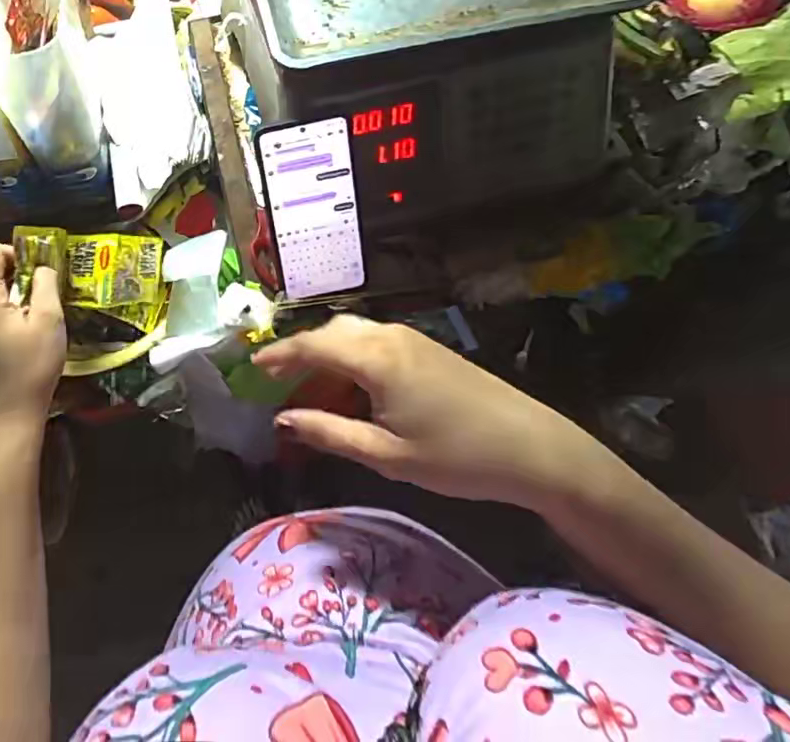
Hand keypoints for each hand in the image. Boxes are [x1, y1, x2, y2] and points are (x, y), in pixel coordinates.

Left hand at [0, 244, 65, 422]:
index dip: (15, 251)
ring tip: (39, 312)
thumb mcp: (49, 319)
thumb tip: (42, 266)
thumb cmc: (32, 365)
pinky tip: (27, 330)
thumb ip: (45, 284)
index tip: (37, 268)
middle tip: (44, 291)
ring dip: (16, 294)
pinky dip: (9, 311)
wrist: (11, 413)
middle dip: (19, 274)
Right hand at [255, 316, 613, 508]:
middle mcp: (389, 336)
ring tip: (311, 390)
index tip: (252, 369)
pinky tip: (351, 390)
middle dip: (300, 354)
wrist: (537, 449)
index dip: (278, 355)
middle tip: (278, 383)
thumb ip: (328, 432)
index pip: (312, 344)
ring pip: (352, 334)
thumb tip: (281, 420)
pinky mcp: (426, 348)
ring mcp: (411, 338)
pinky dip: (349, 359)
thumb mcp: (386, 454)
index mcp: (376, 357)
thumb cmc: (458, 456)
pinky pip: (373, 342)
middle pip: (330, 332)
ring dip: (326, 356)